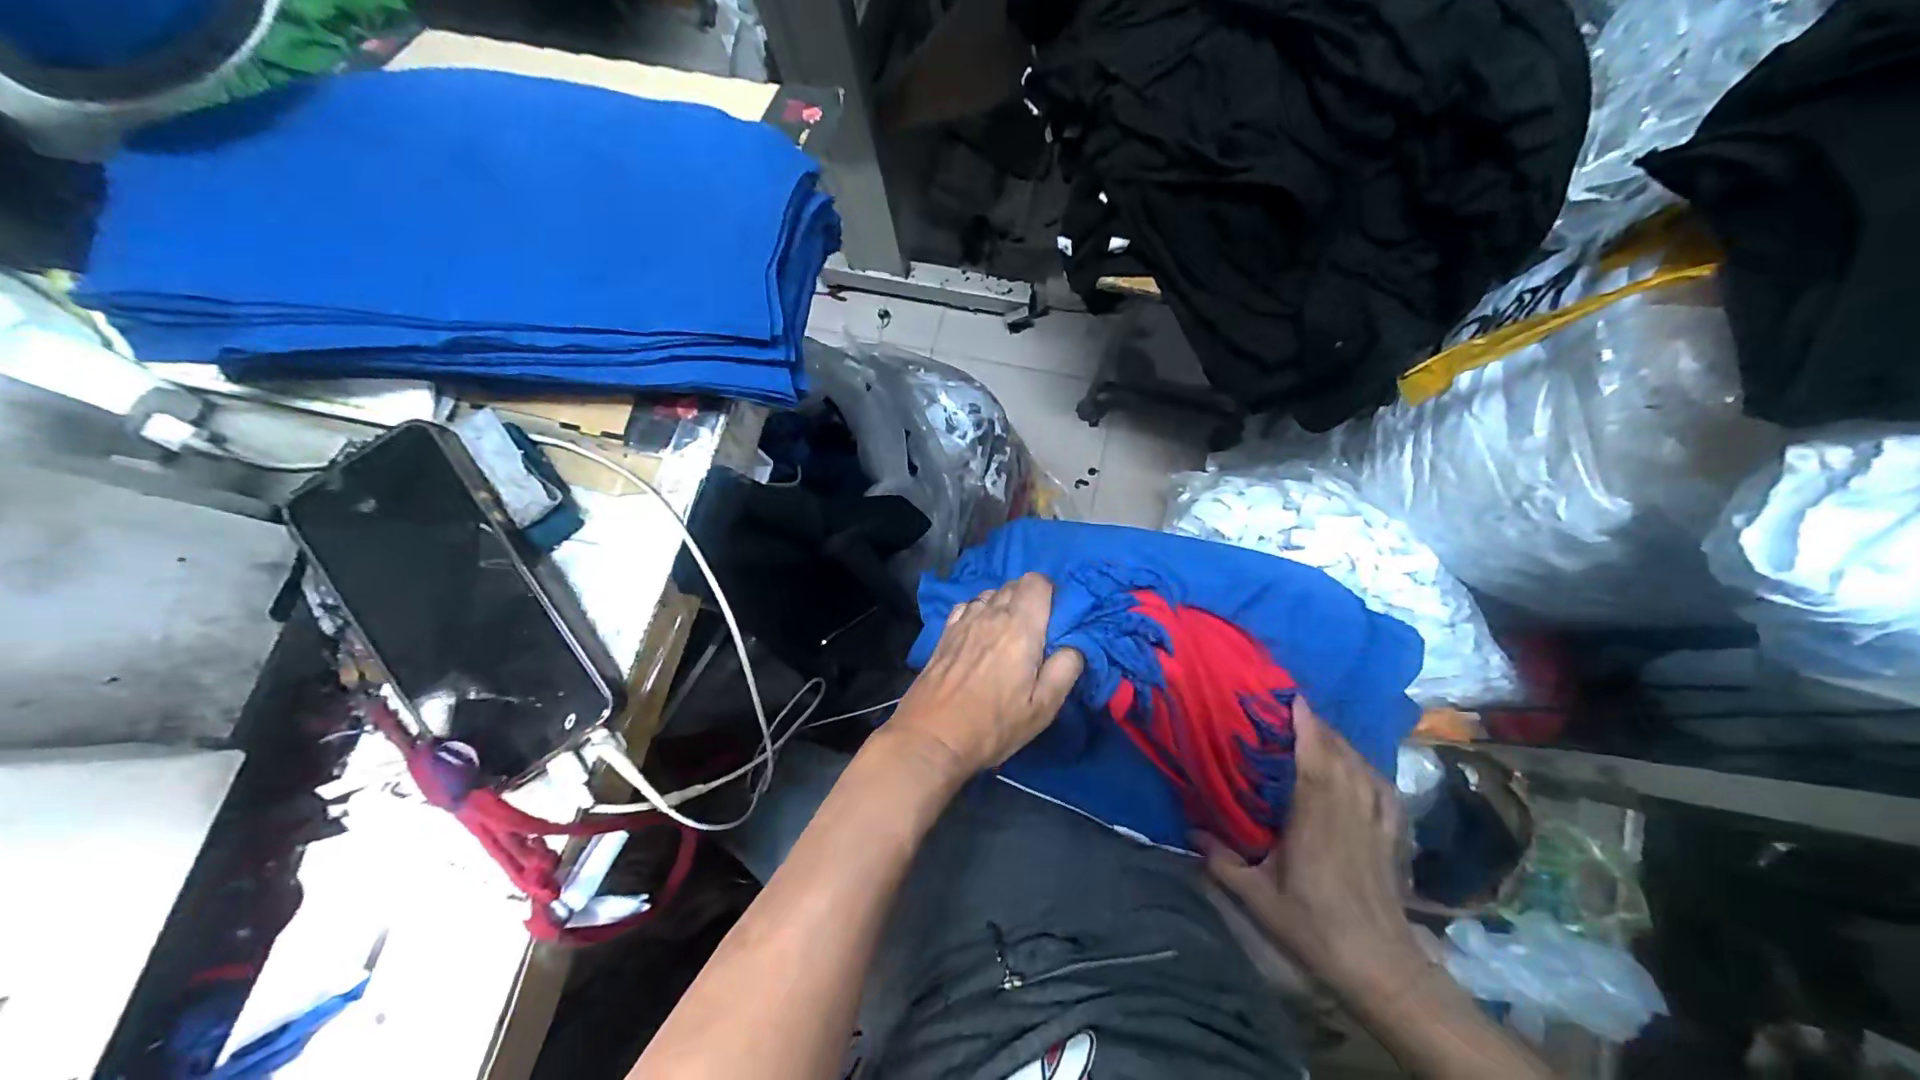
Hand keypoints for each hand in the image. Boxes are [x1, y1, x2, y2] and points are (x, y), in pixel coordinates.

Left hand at [888, 572, 1084, 777]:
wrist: (931, 737)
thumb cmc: (993, 725)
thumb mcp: (1042, 708)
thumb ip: (1065, 669)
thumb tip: (1074, 646)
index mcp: (1020, 627)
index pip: (1037, 581)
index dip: (1050, 593)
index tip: (1056, 619)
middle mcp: (990, 614)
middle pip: (1014, 584)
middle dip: (1029, 599)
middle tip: (1036, 632)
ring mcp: (963, 621)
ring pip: (990, 594)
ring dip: (1003, 606)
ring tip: (1008, 636)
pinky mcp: (944, 633)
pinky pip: (968, 607)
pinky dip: (979, 613)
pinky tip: (980, 637)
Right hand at [1198, 698, 1424, 995]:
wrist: (1379, 966)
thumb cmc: (1312, 925)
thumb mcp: (1255, 897)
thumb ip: (1220, 860)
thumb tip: (1190, 829)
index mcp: (1315, 818)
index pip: (1314, 758)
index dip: (1306, 725)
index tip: (1290, 698)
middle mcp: (1349, 810)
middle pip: (1339, 753)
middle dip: (1317, 726)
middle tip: (1291, 709)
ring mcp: (1375, 821)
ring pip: (1361, 766)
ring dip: (1340, 743)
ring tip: (1317, 730)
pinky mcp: (1392, 836)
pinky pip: (1382, 787)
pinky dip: (1367, 767)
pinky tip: (1357, 765)